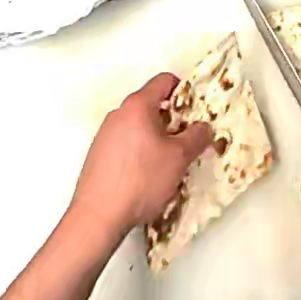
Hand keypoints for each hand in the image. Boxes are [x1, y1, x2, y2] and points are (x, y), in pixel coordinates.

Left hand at [68, 73, 211, 239]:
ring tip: (167, 161)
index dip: (184, 90)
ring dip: (155, 136)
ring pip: (137, 124)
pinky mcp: (96, 156)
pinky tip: (145, 175)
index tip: (195, 111)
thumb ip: (197, 136)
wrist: (97, 218)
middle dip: (171, 118)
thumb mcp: (179, 157)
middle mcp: (118, 114)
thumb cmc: (141, 180)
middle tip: (185, 139)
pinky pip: (124, 142)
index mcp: (137, 105)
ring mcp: (104, 135)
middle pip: (150, 103)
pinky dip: (138, 150)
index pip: (164, 80)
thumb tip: (204, 128)